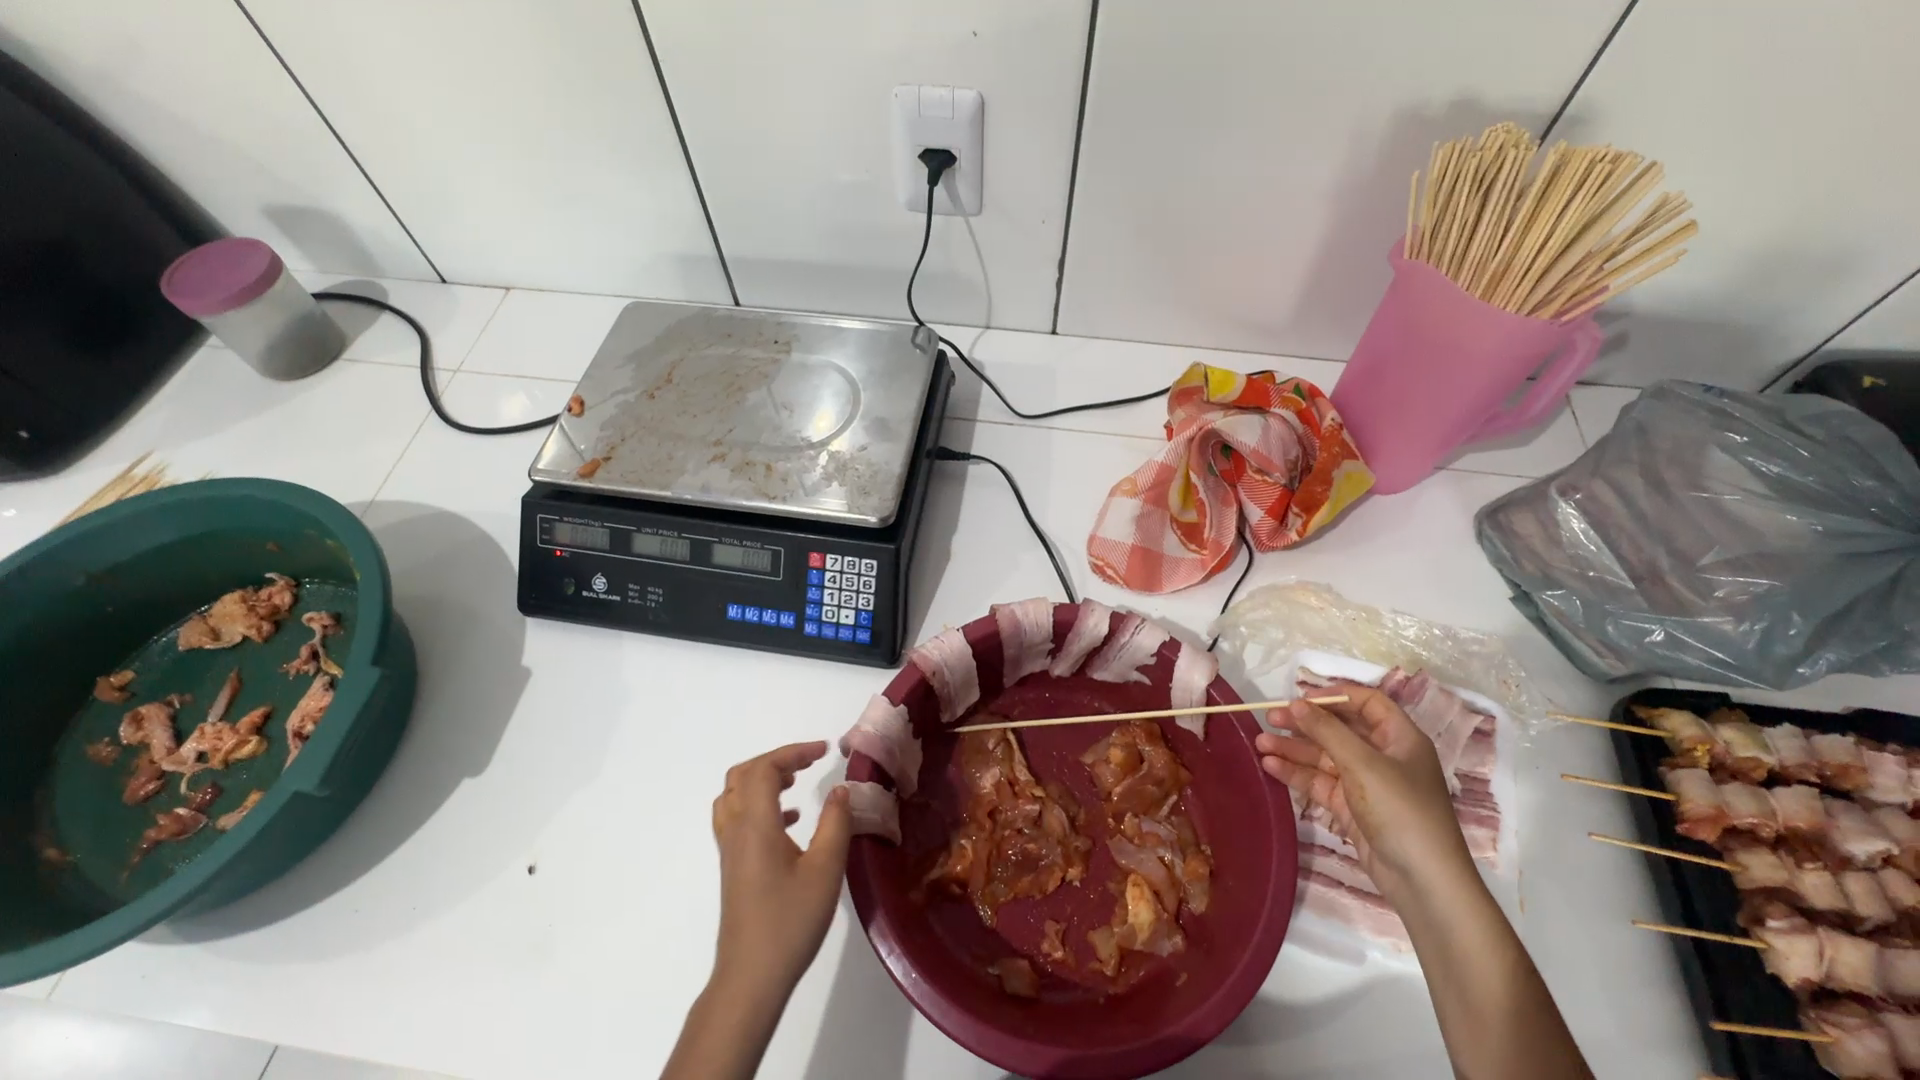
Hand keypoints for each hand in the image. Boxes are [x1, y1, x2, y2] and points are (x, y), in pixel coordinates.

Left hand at [709, 741, 851, 999]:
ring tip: (797, 784)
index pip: (764, 769)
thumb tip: (841, 790)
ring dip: (763, 782)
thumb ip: (836, 824)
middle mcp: (735, 830)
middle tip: (808, 763)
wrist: (751, 974)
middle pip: (742, 776)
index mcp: (755, 824)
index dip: (792, 752)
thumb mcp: (825, 869)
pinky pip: (738, 819)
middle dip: (775, 761)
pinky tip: (792, 822)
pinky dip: (761, 806)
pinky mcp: (733, 868)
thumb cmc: (790, 920)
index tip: (824, 750)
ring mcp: (730, 850)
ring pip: (735, 797)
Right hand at [1254, 684, 1471, 897]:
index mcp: (1399, 737)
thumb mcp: (1363, 764)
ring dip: (1294, 749)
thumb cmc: (1400, 809)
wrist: (1422, 878)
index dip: (1334, 696)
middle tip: (1270, 719)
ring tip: (1259, 743)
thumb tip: (1297, 703)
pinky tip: (1270, 766)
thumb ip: (1327, 731)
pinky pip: (1320, 782)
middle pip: (1340, 729)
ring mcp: (1366, 783)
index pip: (1366, 703)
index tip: (1300, 698)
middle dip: (1305, 723)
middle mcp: (1383, 755)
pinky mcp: (1351, 807)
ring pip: (1325, 757)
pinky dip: (1296, 774)